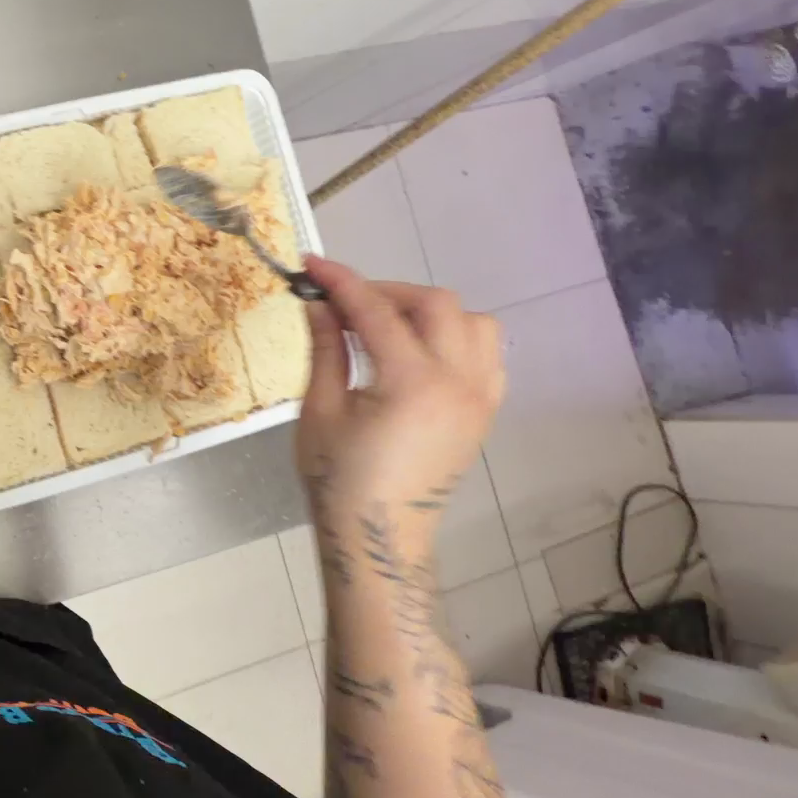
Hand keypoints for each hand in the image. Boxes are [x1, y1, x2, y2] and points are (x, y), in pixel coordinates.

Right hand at [297, 258, 504, 538]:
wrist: (379, 533)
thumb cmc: (338, 476)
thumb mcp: (320, 410)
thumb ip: (327, 350)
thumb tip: (319, 305)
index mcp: (412, 382)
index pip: (377, 312)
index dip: (341, 282)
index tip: (311, 264)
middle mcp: (460, 381)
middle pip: (436, 304)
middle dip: (386, 290)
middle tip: (343, 300)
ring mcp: (482, 395)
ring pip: (473, 322)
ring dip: (427, 311)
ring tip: (383, 325)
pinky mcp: (486, 409)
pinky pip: (485, 352)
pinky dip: (453, 336)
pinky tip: (415, 350)